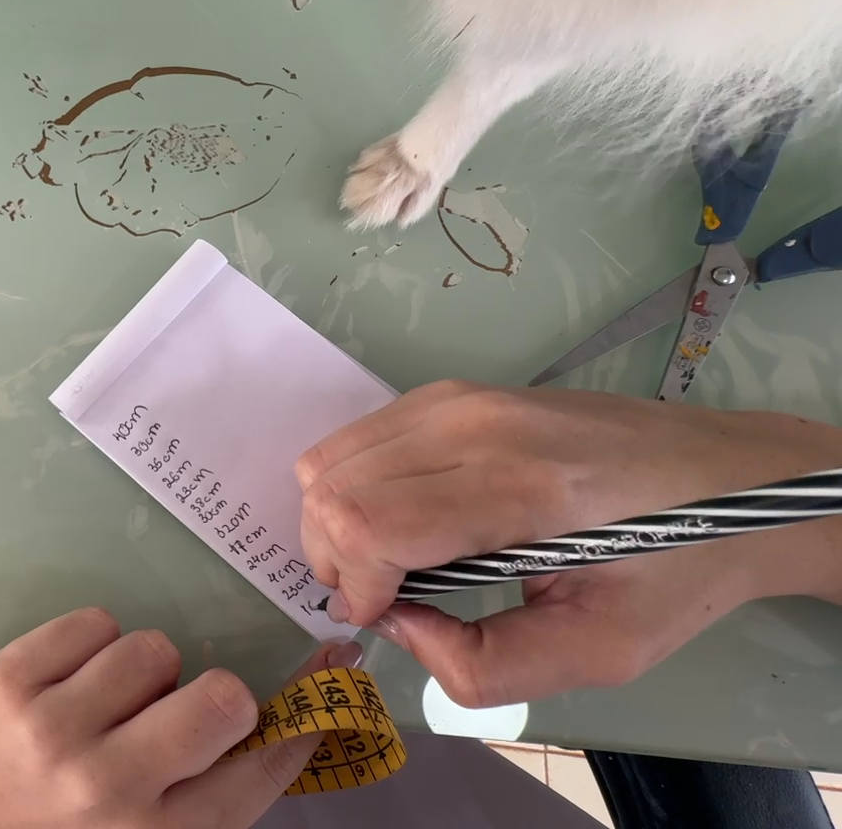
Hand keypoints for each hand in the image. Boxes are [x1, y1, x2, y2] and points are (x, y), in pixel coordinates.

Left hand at [0, 608, 355, 828]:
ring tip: (110, 696)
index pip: (255, 777)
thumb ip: (195, 806)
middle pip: (216, 701)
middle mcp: (109, 785)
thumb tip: (266, 737)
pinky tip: (75, 672)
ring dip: (144, 668)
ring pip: (150, 649)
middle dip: (213, 697)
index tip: (313, 700)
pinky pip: (90, 622)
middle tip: (180, 707)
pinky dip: (95, 640)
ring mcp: (52, 725)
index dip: (295, 730)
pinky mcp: (6, 678)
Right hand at [296, 381, 841, 706]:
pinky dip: (345, 487)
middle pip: (332, 491)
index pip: (369, 524)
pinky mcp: (439, 392)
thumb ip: (488, 665)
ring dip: (330, 520)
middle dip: (332, 556)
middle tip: (375, 591)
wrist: (734, 476)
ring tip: (381, 554)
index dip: (353, 580)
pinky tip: (396, 512)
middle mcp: (468, 427)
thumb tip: (392, 622)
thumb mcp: (604, 651)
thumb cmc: (675, 568)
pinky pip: (346, 442)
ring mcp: (448, 400)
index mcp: (520, 490)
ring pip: (324, 462)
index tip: (381, 613)